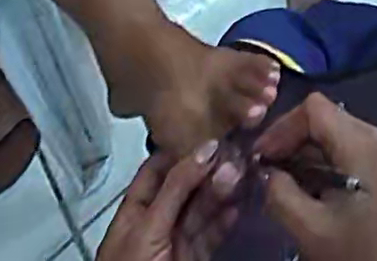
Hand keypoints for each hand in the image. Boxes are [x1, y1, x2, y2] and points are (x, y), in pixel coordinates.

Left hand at [97, 145, 244, 260]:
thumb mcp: (149, 230)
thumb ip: (177, 187)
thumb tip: (208, 145)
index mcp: (134, 213)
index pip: (158, 169)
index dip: (183, 150)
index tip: (214, 131)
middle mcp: (155, 224)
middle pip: (185, 187)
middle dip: (210, 170)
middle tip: (238, 155)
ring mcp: (176, 244)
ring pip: (202, 208)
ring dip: (222, 191)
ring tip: (242, 176)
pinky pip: (212, 234)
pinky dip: (227, 219)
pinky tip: (241, 205)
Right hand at [256, 94, 376, 260]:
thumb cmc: (352, 248)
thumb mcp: (310, 228)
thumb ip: (282, 195)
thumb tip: (266, 171)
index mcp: (355, 142)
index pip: (313, 108)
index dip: (283, 127)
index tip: (262, 156)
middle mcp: (364, 131)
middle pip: (318, 114)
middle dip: (287, 136)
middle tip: (264, 166)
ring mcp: (367, 142)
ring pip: (323, 126)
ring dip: (296, 146)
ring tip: (275, 175)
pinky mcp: (365, 155)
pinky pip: (332, 141)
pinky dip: (310, 155)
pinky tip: (296, 181)